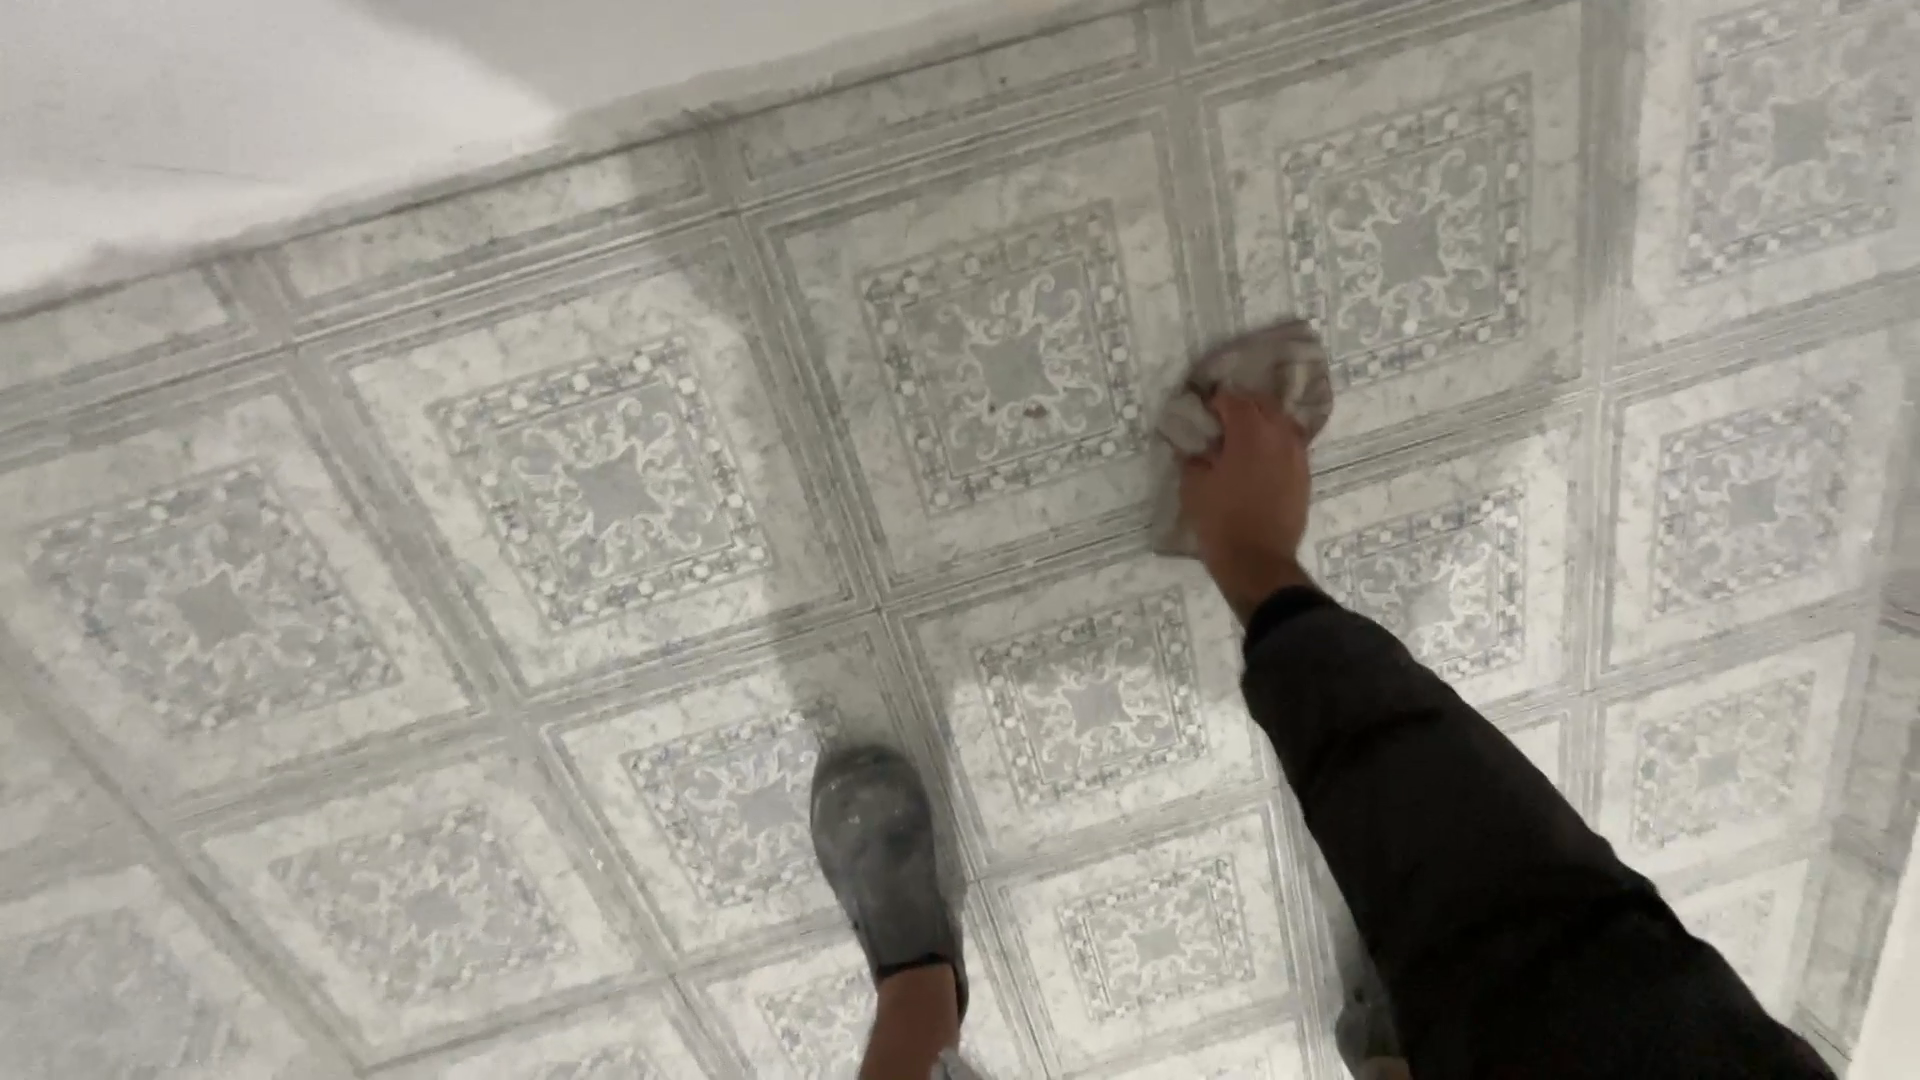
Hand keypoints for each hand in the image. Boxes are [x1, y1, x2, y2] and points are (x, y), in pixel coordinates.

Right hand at [1177, 391, 1314, 622]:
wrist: (1256, 561)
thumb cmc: (1220, 521)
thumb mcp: (1193, 486)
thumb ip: (1195, 458)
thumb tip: (1199, 448)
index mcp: (1250, 433)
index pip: (1234, 400)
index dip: (1216, 401)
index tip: (1203, 410)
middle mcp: (1279, 436)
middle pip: (1264, 405)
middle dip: (1242, 405)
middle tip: (1222, 418)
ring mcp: (1297, 455)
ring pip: (1282, 422)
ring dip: (1262, 422)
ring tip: (1243, 436)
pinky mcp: (1303, 475)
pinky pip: (1290, 445)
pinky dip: (1274, 442)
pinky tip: (1259, 457)